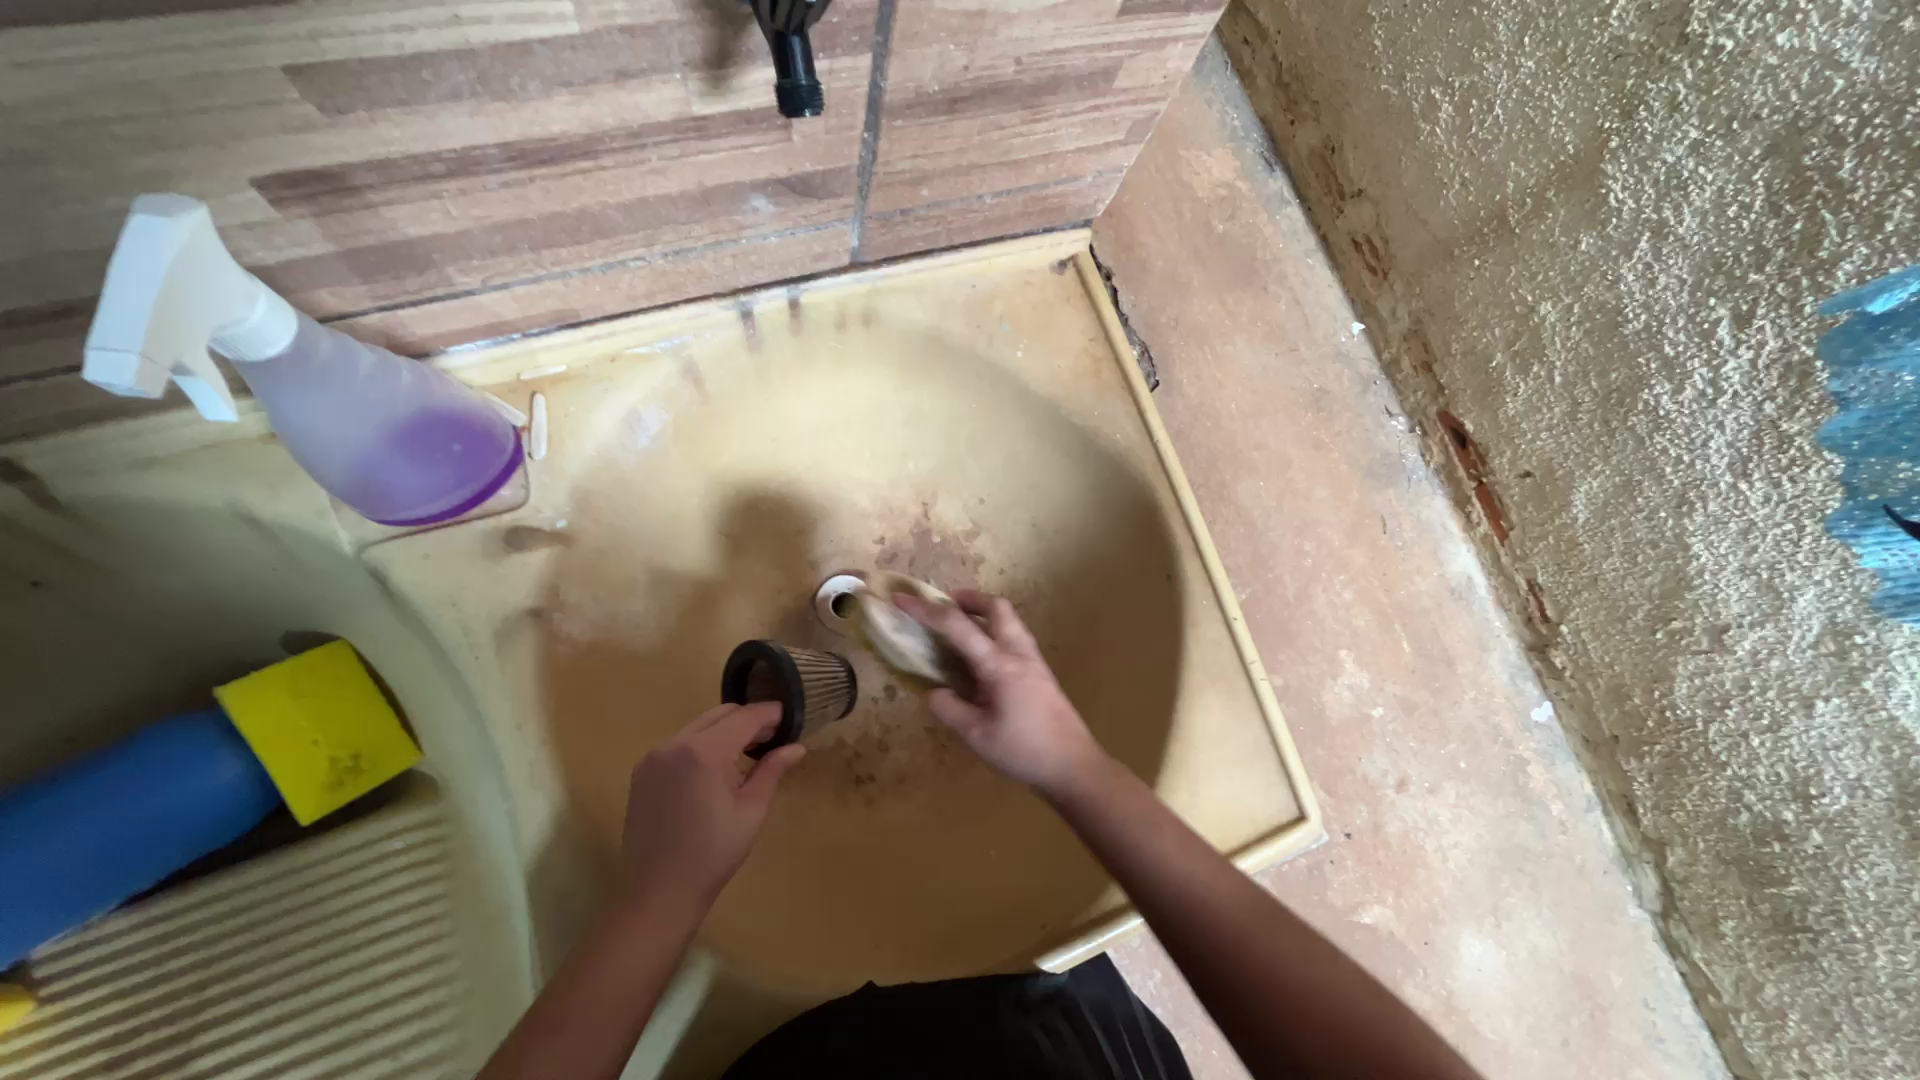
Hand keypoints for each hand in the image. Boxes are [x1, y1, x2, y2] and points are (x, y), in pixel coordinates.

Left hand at [619, 702, 804, 908]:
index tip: (788, 716)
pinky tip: (714, 770)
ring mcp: (653, 757)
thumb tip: (797, 747)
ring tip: (744, 755)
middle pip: (719, 715)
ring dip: (723, 732)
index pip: (744, 718)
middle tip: (770, 738)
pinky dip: (701, 745)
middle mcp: (674, 744)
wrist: (659, 892)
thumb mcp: (751, 810)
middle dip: (747, 720)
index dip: (769, 714)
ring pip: (697, 727)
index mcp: (704, 753)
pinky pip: (678, 744)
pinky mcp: (642, 772)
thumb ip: (772, 770)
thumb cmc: (713, 854)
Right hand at [893, 588, 1106, 796]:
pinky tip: (982, 659)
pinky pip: (1015, 637)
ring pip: (1010, 620)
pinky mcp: (1041, 672)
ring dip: (984, 614)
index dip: (925, 610)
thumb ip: (949, 709)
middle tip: (945, 605)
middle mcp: (1019, 653)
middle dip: (968, 599)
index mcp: (999, 665)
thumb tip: (935, 692)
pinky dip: (995, 632)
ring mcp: (1034, 660)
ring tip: (962, 629)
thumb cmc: (1023, 751)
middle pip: (996, 607)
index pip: (957, 626)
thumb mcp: (976, 735)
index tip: (902, 600)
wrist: (1073, 765)